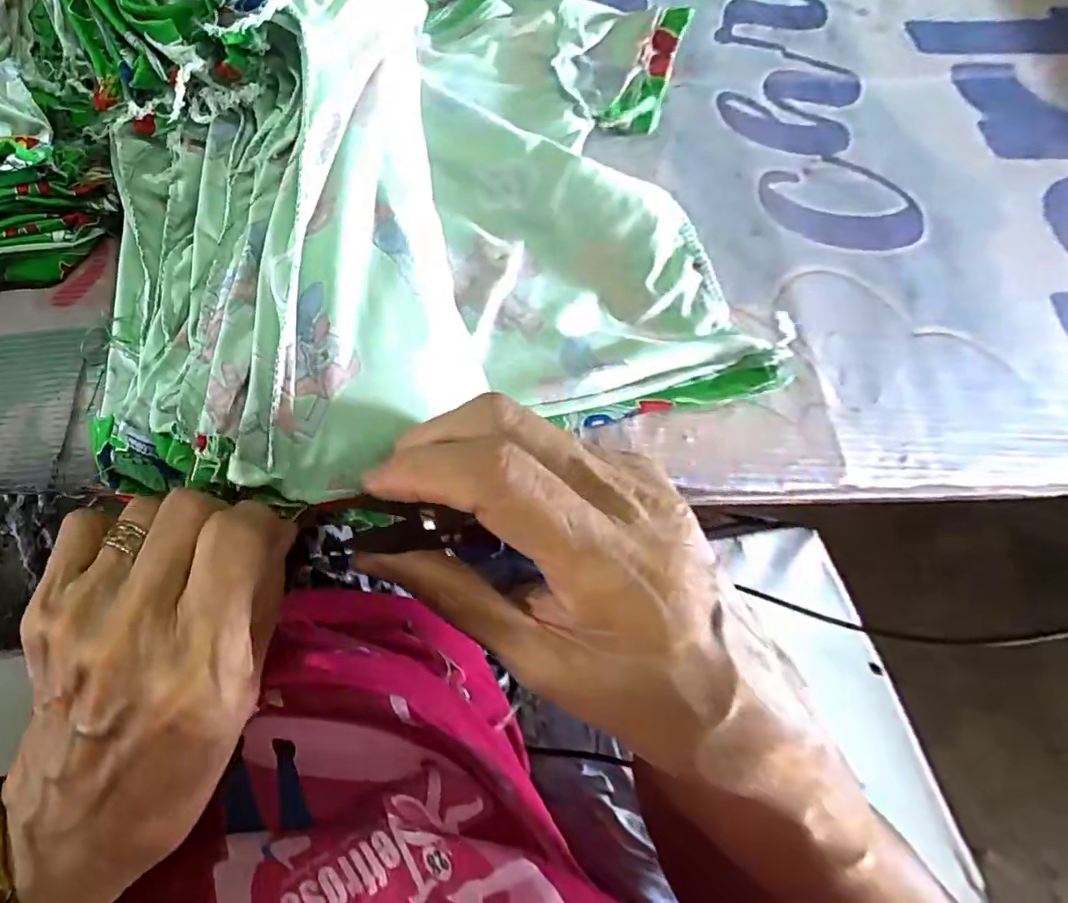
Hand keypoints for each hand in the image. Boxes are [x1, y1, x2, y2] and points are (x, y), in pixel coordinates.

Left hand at [2, 492, 295, 902]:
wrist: (75, 808)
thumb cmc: (175, 770)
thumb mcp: (241, 702)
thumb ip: (258, 608)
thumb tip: (268, 534)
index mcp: (203, 660)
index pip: (236, 536)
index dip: (258, 521)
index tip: (260, 533)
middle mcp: (139, 623)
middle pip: (187, 506)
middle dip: (214, 517)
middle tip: (213, 547)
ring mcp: (82, 608)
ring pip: (140, 507)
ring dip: (165, 526)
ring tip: (165, 562)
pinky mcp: (43, 603)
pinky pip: (86, 523)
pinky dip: (111, 534)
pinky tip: (118, 568)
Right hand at [352, 392, 764, 778]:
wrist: (746, 701)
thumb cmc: (636, 693)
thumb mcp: (533, 660)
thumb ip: (450, 592)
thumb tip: (372, 552)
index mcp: (602, 556)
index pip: (498, 475)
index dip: (423, 468)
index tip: (373, 486)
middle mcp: (624, 496)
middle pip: (503, 421)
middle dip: (429, 439)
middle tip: (393, 479)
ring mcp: (636, 475)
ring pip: (521, 418)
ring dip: (456, 436)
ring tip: (427, 478)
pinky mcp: (638, 469)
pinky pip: (546, 434)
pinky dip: (495, 446)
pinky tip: (487, 487)